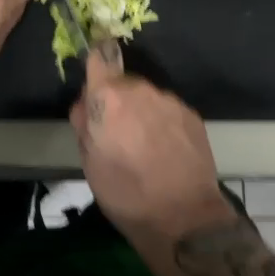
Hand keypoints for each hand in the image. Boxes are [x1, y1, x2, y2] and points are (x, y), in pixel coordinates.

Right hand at [71, 49, 234, 245]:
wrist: (184, 218)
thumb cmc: (126, 194)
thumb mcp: (89, 164)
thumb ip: (83, 124)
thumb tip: (85, 104)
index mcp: (107, 97)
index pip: (98, 57)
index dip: (96, 61)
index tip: (95, 71)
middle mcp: (139, 89)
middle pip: (122, 82)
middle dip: (118, 99)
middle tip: (118, 133)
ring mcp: (168, 100)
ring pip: (147, 97)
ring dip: (142, 112)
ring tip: (145, 146)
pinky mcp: (191, 114)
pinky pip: (168, 110)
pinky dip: (163, 124)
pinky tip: (166, 151)